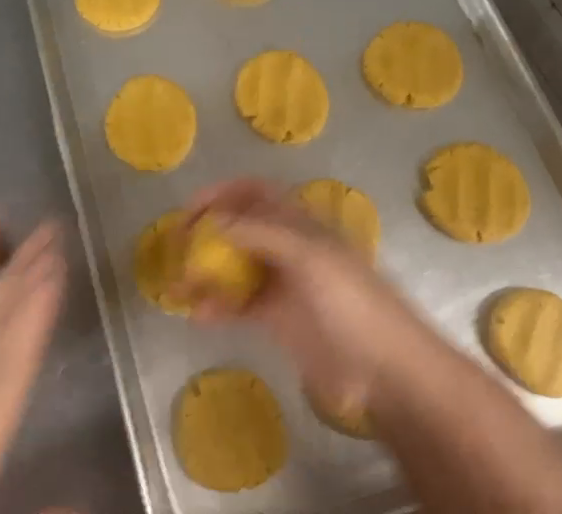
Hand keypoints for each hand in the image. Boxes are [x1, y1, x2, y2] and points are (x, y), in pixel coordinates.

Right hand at [177, 179, 441, 415]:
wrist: (387, 368)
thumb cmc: (352, 303)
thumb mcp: (309, 258)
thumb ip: (261, 234)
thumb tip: (213, 220)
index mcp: (300, 223)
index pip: (254, 193)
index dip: (221, 193)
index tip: (188, 209)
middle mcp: (288, 247)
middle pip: (238, 228)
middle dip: (205, 233)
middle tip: (175, 248)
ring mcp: (281, 284)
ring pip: (233, 267)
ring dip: (204, 272)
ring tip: (176, 287)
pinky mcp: (277, 320)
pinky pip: (237, 305)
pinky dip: (215, 307)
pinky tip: (196, 316)